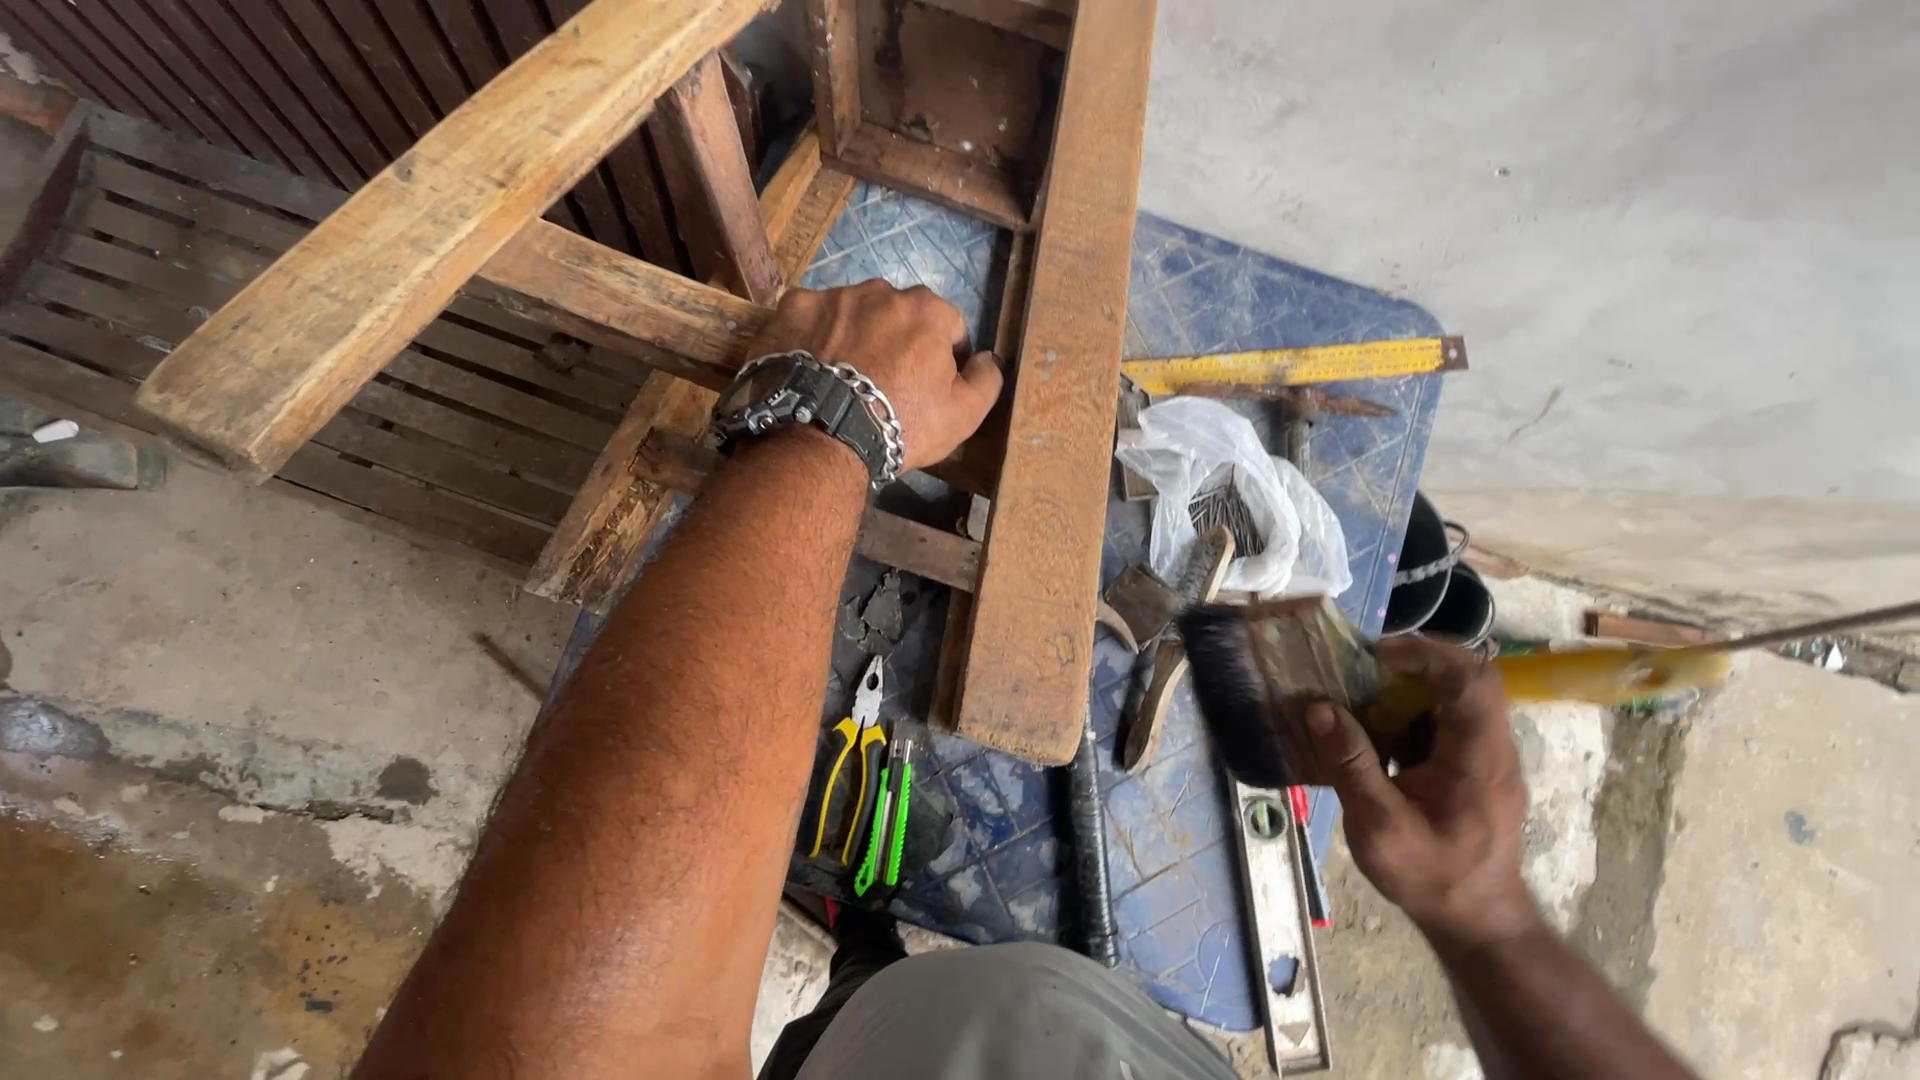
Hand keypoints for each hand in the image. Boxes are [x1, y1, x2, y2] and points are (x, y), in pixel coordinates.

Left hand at [747, 280, 1003, 469]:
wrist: (821, 436)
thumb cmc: (901, 424)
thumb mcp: (963, 415)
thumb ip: (987, 380)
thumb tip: (988, 358)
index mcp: (927, 310)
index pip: (949, 326)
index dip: (944, 358)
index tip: (928, 387)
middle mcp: (881, 289)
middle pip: (899, 315)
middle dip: (897, 341)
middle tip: (884, 386)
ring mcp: (833, 296)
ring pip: (853, 313)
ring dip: (855, 336)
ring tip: (844, 380)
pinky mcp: (792, 309)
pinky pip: (810, 318)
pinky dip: (813, 337)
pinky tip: (811, 368)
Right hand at [1300, 637, 1537, 951]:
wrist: (1476, 922)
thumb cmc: (1430, 876)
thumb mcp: (1380, 826)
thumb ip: (1350, 764)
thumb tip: (1318, 708)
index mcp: (1479, 757)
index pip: (1470, 680)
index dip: (1425, 654)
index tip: (1375, 655)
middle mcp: (1493, 748)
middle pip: (1472, 677)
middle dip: (1418, 659)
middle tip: (1367, 663)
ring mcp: (1488, 757)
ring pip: (1461, 695)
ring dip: (1413, 683)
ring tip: (1364, 690)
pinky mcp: (1475, 768)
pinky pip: (1450, 719)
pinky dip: (1413, 709)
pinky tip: (1377, 728)